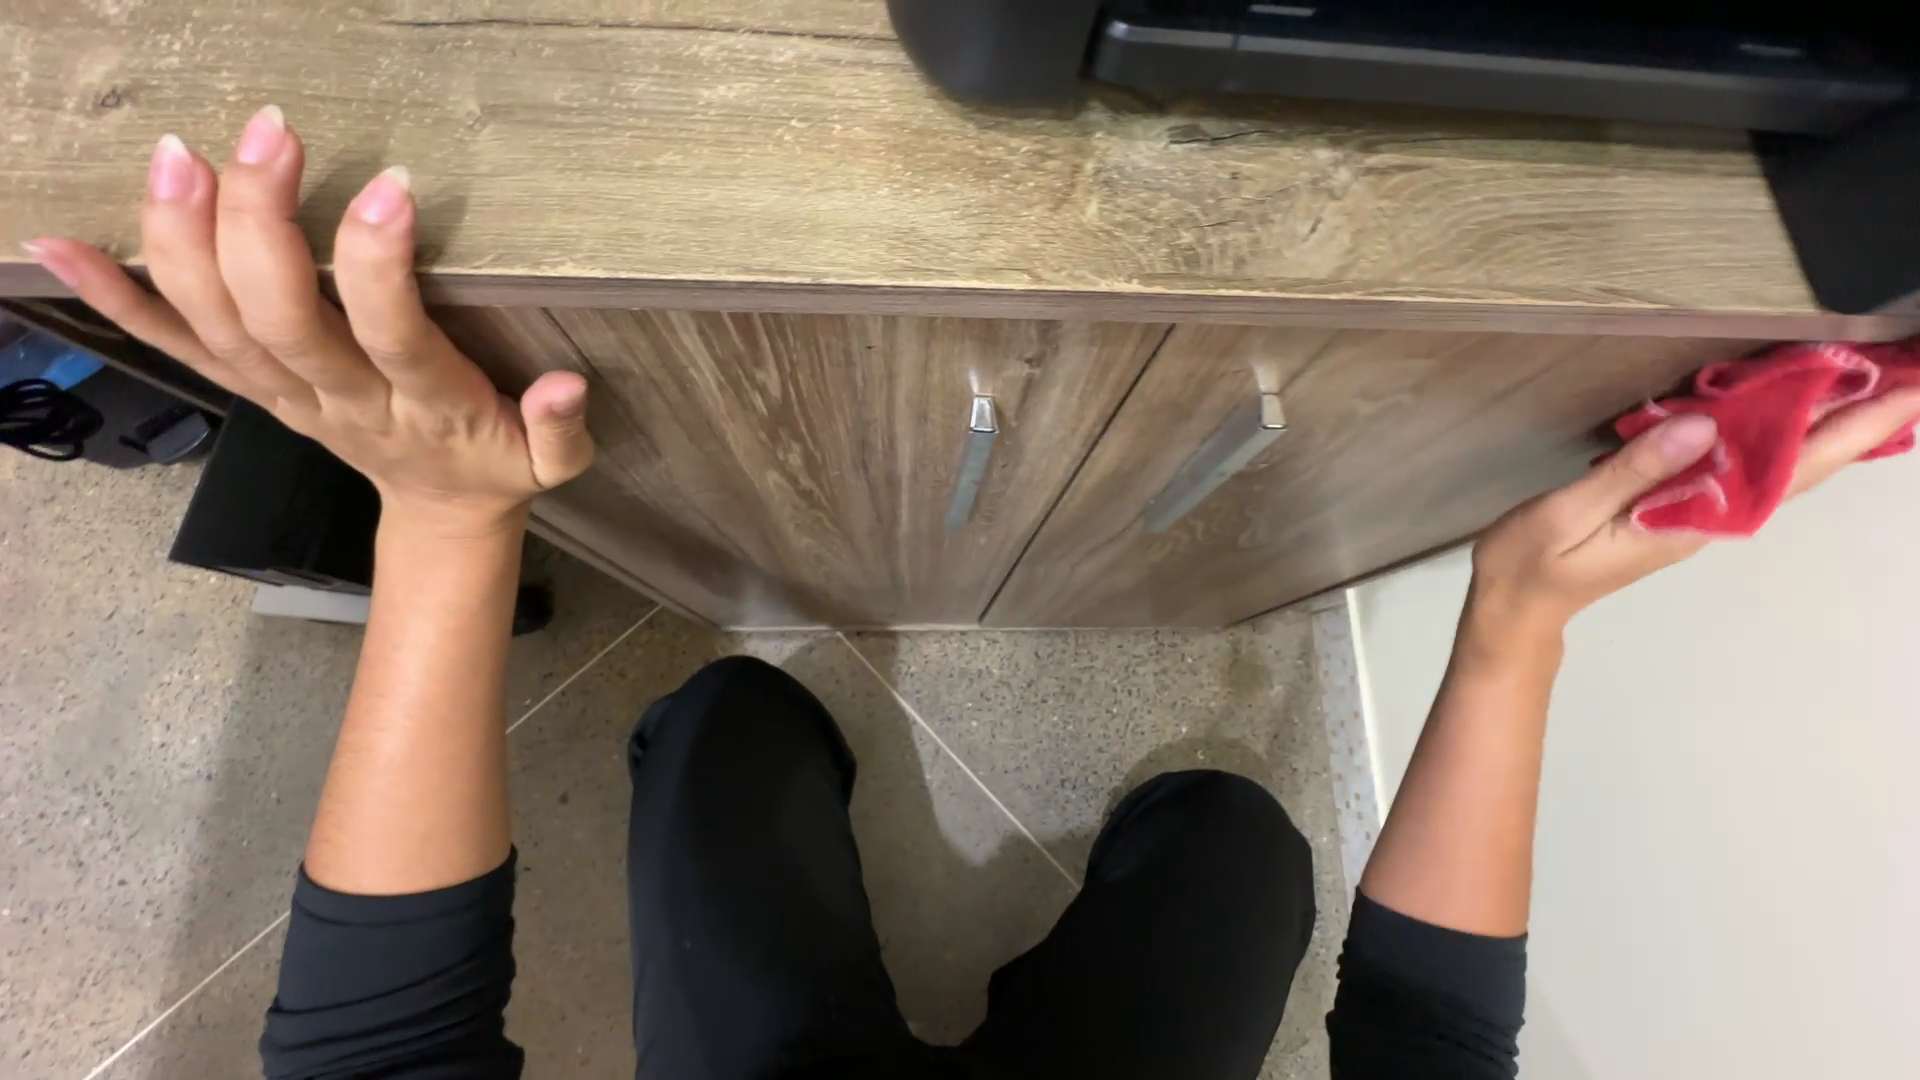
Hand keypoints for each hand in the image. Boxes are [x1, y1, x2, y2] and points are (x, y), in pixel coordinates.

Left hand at [24, 105, 593, 538]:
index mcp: (428, 408)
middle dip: (262, 226)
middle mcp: (348, 402)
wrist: (445, 511)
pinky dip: (119, 304)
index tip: (389, 189)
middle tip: (269, 139)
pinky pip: (182, 353)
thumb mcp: (558, 464)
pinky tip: (58, 247)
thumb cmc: (501, 470)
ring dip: (184, 243)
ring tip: (180, 157)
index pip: (392, 334)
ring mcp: (293, 399)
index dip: (379, 264)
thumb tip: (566, 383)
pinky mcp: (262, 395)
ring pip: (222, 326)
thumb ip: (562, 427)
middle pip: (282, 320)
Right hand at [1468, 385, 1919, 638]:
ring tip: (1867, 386)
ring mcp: (1691, 518)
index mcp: (1687, 521)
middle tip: (1909, 373)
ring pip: (1774, 472)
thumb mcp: (1565, 514)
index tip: (1905, 388)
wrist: (1513, 606)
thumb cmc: (1529, 562)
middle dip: (1857, 423)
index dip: (1846, 430)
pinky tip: (1780, 422)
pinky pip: (1738, 474)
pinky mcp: (1672, 514)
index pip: (1785, 471)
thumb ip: (1629, 473)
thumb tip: (1703, 427)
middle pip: (1797, 470)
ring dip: (1823, 430)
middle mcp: (1706, 520)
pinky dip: (1771, 443)